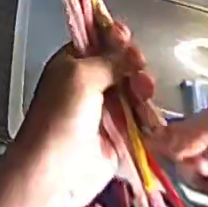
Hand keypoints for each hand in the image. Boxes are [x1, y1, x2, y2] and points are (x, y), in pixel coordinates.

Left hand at [4, 39, 151, 206]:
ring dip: (143, 89)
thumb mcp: (81, 76)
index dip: (114, 36)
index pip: (98, 39)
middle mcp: (90, 81)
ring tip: (144, 93)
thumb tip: (130, 50)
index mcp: (73, 61)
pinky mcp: (120, 135)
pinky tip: (151, 116)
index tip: (125, 36)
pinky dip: (148, 117)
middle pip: (121, 64)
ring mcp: (105, 109)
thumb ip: (109, 60)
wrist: (56, 171)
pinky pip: (140, 120)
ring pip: (134, 91)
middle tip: (139, 67)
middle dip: (133, 63)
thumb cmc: (61, 116)